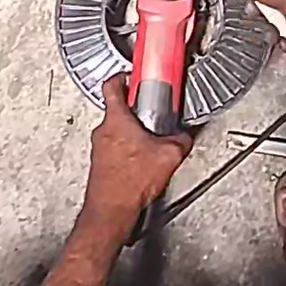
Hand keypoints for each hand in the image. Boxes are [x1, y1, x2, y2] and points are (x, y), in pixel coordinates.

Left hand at [82, 76, 193, 231]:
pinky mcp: (100, 163)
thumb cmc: (130, 182)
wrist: (112, 210)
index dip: (123, 76)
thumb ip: (180, 139)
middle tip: (150, 111)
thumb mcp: (169, 156)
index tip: (133, 75)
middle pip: (117, 108)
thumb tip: (185, 135)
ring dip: (131, 130)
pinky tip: (141, 160)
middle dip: (135, 108)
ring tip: (149, 140)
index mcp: (116, 120)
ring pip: (116, 129)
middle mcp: (103, 131)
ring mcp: (99, 147)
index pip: (112, 85)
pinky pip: (114, 146)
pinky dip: (127, 148)